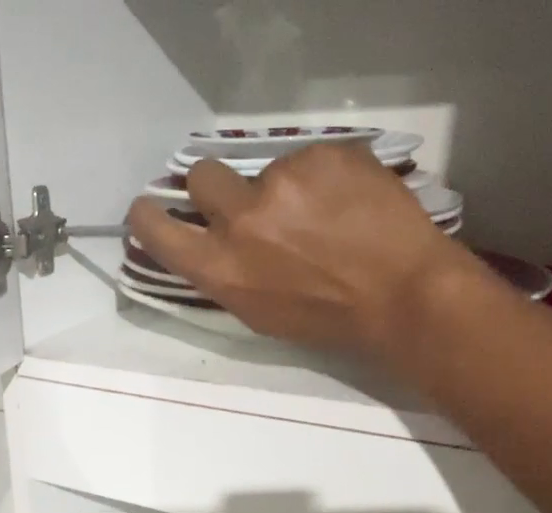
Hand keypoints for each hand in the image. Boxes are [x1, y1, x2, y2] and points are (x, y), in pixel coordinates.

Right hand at [126, 142, 486, 355]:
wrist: (402, 293)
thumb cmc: (326, 320)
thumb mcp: (257, 313)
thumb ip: (223, 274)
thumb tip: (207, 246)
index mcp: (219, 267)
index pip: (155, 227)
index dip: (148, 215)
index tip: (153, 209)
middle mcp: (241, 218)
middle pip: (201, 175)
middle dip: (217, 188)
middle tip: (250, 206)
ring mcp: (283, 179)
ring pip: (266, 170)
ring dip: (284, 188)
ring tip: (324, 217)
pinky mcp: (324, 153)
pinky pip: (311, 159)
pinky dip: (325, 178)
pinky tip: (349, 204)